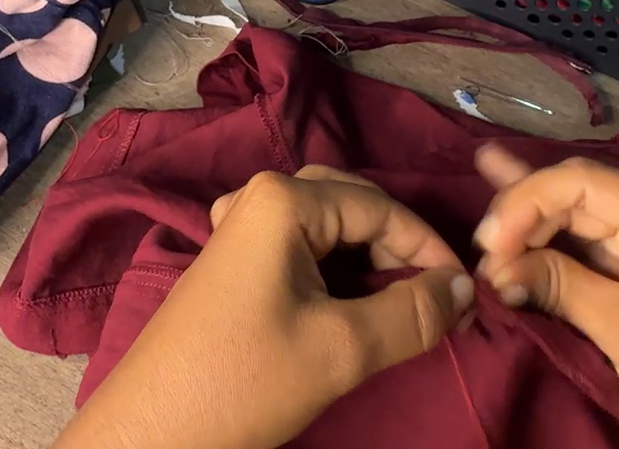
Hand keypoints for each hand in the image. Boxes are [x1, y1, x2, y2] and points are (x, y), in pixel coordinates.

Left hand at [55, 166, 475, 448]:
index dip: (429, 249)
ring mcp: (241, 223)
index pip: (380, 207)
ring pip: (327, 223)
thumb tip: (463, 287)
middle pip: (353, 206)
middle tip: (437, 299)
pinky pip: (299, 242)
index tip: (467, 296)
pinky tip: (344, 292)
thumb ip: (411, 314)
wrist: (151, 430)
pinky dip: (334, 264)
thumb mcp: (340, 349)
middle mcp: (261, 194)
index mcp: (284, 198)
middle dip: (400, 248)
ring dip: (369, 256)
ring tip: (401, 301)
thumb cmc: (245, 380)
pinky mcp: (233, 256)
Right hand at [472, 144, 618, 448]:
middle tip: (482, 250)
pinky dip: (550, 237)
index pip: (586, 183)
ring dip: (531, 227)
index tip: (489, 242)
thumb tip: (493, 266)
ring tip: (483, 229)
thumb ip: (560, 285)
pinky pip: (589, 241)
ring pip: (578, 214)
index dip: (528, 200)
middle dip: (525, 215)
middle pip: (579, 193)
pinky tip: (507, 188)